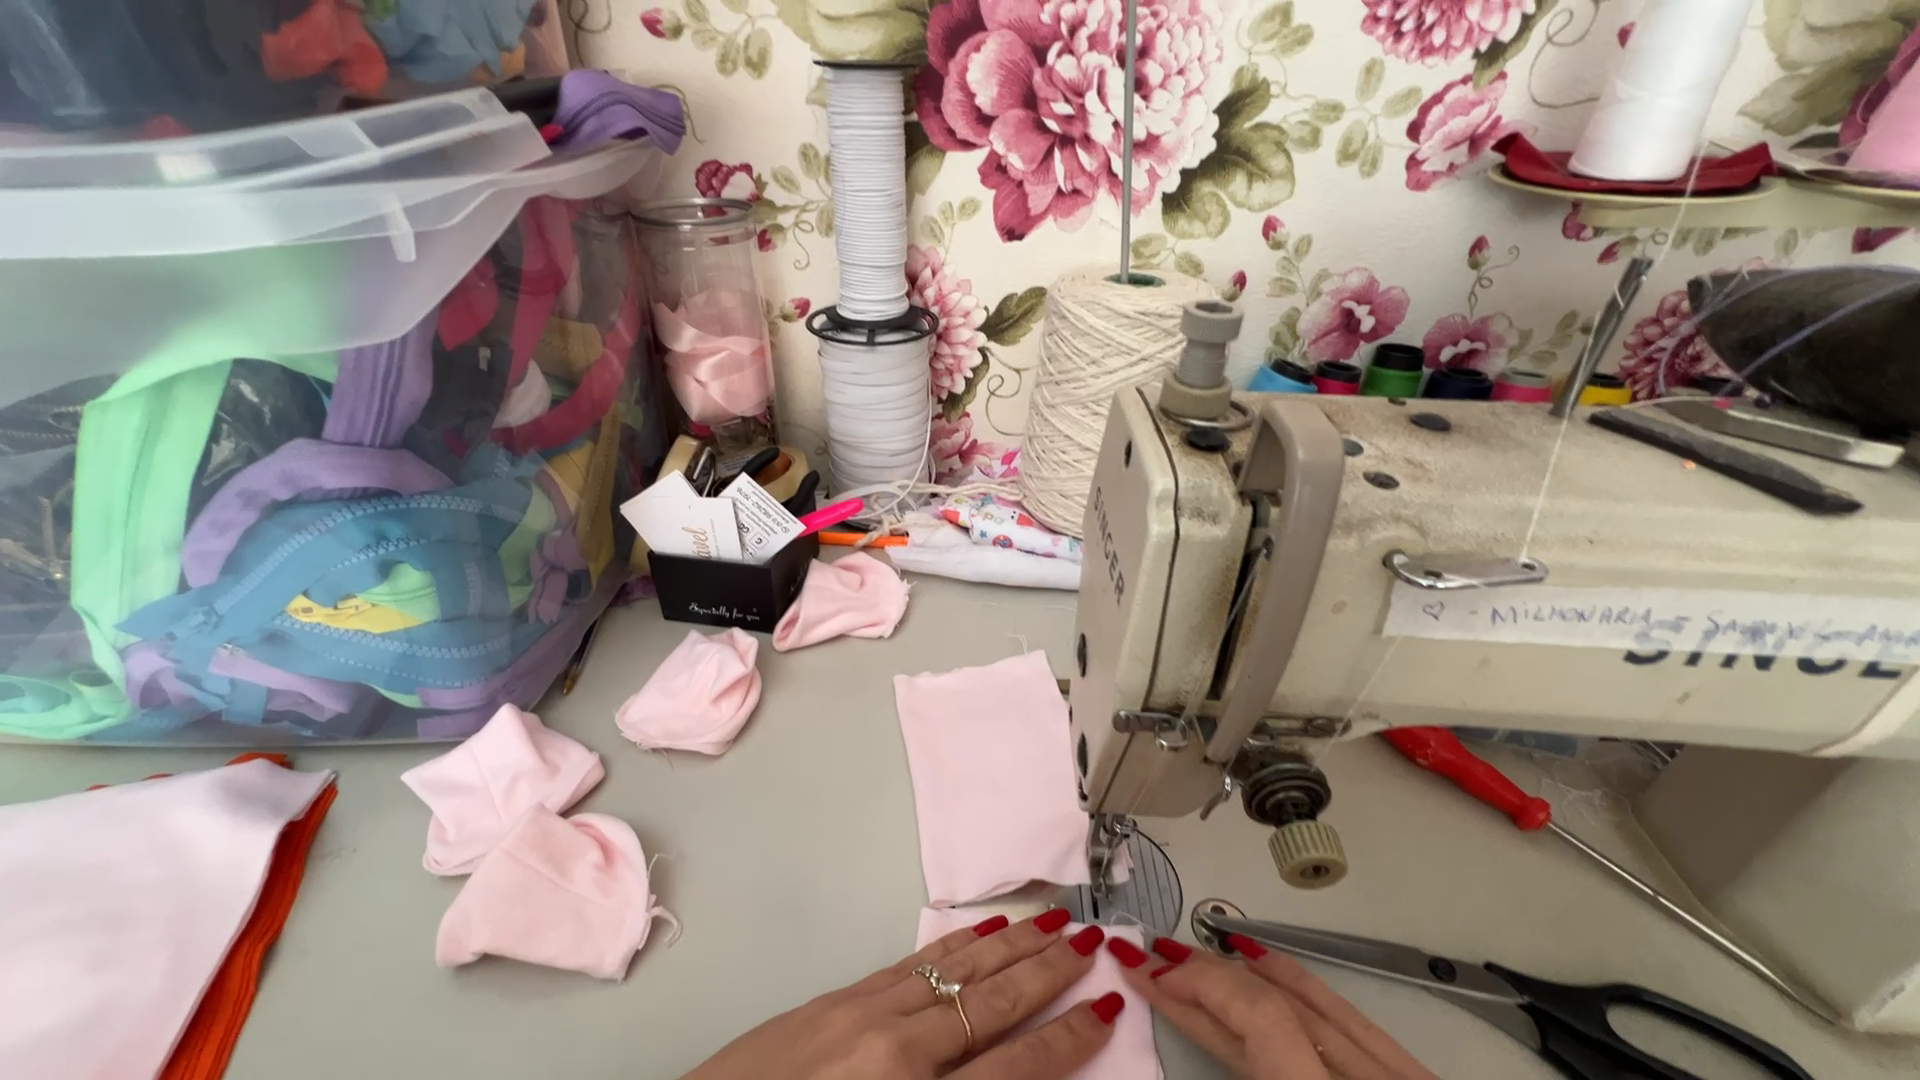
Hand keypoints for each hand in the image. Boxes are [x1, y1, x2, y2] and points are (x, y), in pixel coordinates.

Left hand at [683, 908, 1124, 1079]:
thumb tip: (1008, 1074)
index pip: (1017, 1069)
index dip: (1068, 1038)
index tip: (1104, 1007)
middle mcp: (899, 1051)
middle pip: (993, 1003)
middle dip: (1049, 970)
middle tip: (1092, 941)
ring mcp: (866, 1014)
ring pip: (958, 971)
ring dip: (1011, 946)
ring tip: (1053, 922)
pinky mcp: (838, 996)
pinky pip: (912, 964)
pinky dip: (955, 947)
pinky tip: (980, 934)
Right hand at [1109, 933, 1437, 1079]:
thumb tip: (1185, 1054)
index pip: (1262, 1023)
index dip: (1199, 991)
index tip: (1147, 977)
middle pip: (1277, 1007)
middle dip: (1204, 980)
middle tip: (1148, 960)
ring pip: (1311, 1002)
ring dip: (1242, 975)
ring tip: (1189, 953)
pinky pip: (1351, 1017)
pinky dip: (1301, 985)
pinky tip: (1267, 963)